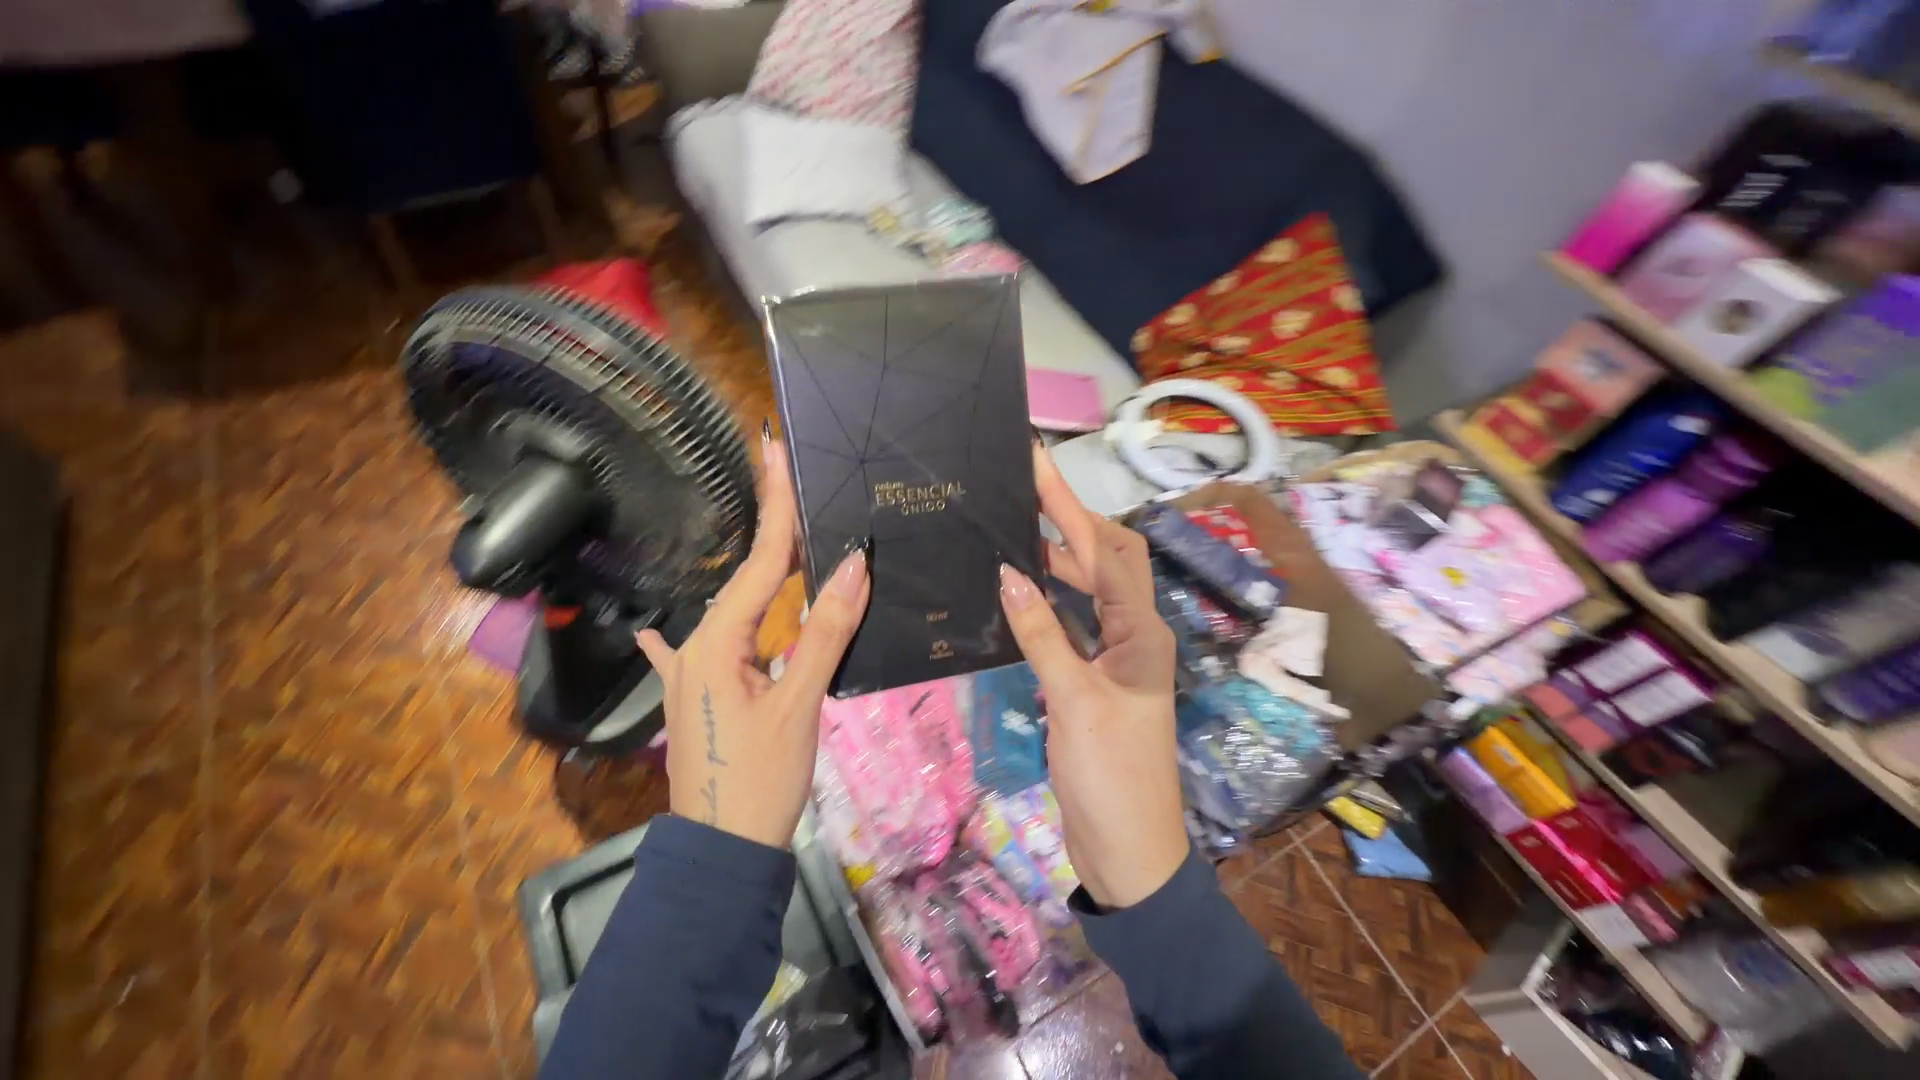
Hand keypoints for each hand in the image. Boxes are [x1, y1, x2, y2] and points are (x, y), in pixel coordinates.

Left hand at [637, 432, 871, 849]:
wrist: (721, 856)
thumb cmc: (761, 780)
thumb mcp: (800, 704)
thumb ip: (825, 631)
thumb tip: (855, 565)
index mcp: (717, 642)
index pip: (759, 562)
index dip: (775, 504)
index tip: (774, 447)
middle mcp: (697, 647)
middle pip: (745, 580)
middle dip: (771, 532)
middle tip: (791, 479)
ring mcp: (692, 675)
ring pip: (736, 612)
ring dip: (760, 575)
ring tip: (785, 538)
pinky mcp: (700, 700)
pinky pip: (704, 653)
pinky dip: (705, 636)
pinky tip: (655, 628)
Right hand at [1000, 447, 1189, 908]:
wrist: (1130, 848)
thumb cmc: (1109, 775)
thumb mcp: (1073, 701)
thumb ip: (1042, 635)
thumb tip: (1010, 574)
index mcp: (1142, 631)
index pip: (1102, 550)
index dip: (1067, 503)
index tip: (1036, 461)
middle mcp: (1137, 634)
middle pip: (1110, 558)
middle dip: (1071, 520)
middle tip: (1023, 493)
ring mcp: (1120, 657)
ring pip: (1093, 589)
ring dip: (1060, 559)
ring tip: (1014, 532)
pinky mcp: (1099, 680)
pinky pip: (1077, 623)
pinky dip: (1053, 601)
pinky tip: (1022, 594)